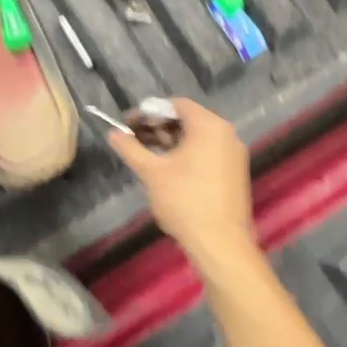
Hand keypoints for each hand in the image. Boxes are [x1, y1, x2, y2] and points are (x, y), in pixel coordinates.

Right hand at [108, 99, 256, 262]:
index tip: (129, 124)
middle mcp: (226, 134)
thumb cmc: (184, 201)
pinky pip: (208, 154)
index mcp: (209, 126)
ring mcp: (233, 154)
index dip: (150, 111)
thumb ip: (131, 149)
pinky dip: (187, 156)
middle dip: (158, 128)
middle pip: (188, 120)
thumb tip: (112, 133)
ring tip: (147, 156)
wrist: (220, 242)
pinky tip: (168, 171)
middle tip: (134, 140)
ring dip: (171, 143)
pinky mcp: (234, 173)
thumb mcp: (152, 172)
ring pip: (197, 139)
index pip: (176, 105)